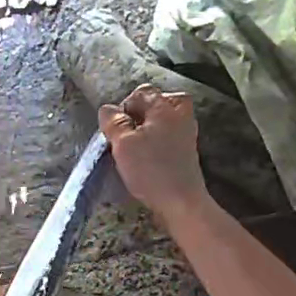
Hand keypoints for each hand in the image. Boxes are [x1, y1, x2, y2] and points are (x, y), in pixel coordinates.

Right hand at [99, 84, 206, 216]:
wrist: (182, 202)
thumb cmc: (151, 170)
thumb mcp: (123, 144)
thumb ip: (113, 123)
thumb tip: (108, 110)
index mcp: (165, 108)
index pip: (142, 92)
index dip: (125, 106)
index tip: (116, 128)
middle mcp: (180, 117)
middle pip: (161, 102)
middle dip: (143, 113)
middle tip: (130, 131)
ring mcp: (187, 136)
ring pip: (166, 121)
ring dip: (150, 129)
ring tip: (136, 147)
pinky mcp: (187, 154)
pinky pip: (170, 138)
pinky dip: (158, 143)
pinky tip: (147, 159)